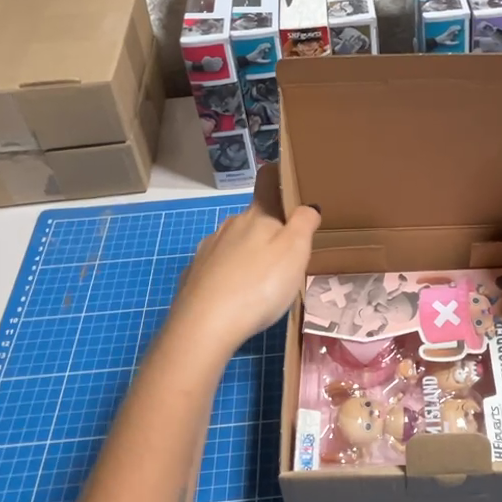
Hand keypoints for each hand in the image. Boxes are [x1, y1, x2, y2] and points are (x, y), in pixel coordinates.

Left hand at [165, 181, 319, 359]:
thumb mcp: (295, 252)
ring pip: (234, 243)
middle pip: (253, 218)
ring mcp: (208, 250)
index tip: (283, 176)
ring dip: (248, 255)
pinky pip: (217, 269)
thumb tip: (307, 206)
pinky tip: (234, 299)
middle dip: (268, 230)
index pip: (266, 182)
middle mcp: (230, 225)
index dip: (276, 175)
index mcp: (257, 216)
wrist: (203, 326)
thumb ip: (304, 223)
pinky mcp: (194, 276)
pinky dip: (228, 278)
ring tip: (261, 283)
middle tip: (285, 256)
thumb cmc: (258, 284)